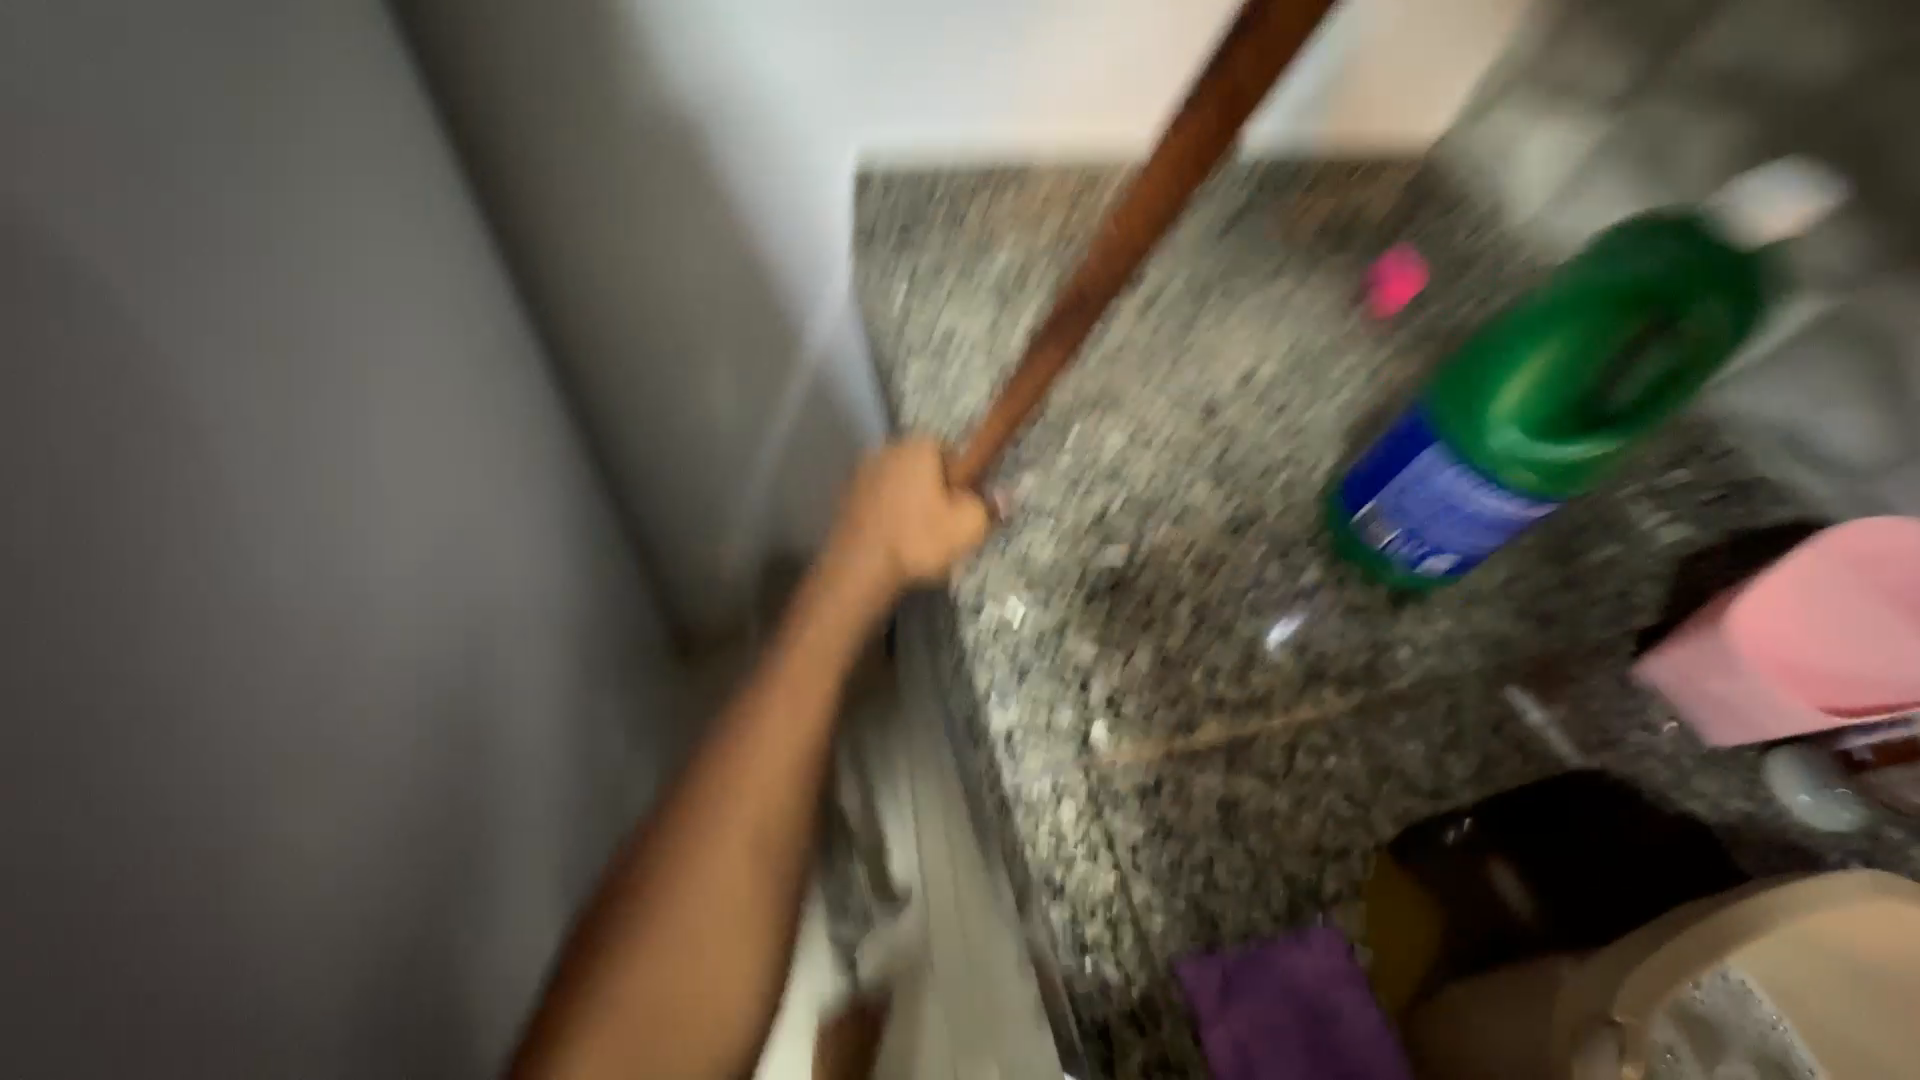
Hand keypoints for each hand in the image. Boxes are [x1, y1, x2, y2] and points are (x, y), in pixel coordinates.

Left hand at [823, 437, 991, 600]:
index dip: (961, 478)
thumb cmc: (920, 539)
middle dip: (934, 489)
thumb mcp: (970, 525)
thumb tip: (1005, 495)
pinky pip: (879, 501)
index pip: (951, 450)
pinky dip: (888, 515)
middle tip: (945, 524)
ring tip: (918, 537)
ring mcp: (861, 472)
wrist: (860, 568)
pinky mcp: (845, 497)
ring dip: (910, 503)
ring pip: (899, 484)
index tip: (963, 505)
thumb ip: (990, 505)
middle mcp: (887, 449)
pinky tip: (895, 541)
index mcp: (918, 445)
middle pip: (923, 466)